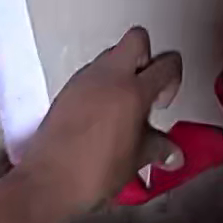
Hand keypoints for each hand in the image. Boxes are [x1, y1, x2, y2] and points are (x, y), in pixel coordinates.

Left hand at [13, 27, 182, 218]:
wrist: (47, 183)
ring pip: (112, 54)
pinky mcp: (66, 90)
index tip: (161, 104)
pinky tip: (100, 114)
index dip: (173, 80)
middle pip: (137, 39)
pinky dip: (101, 85)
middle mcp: (110, 77)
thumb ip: (159, 148)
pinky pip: (92, 73)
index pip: (167, 63)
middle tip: (144, 89)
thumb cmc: (99, 170)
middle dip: (147, 57)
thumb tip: (176, 155)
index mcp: (134, 90)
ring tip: (121, 105)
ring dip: (123, 71)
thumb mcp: (138, 158)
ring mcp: (84, 80)